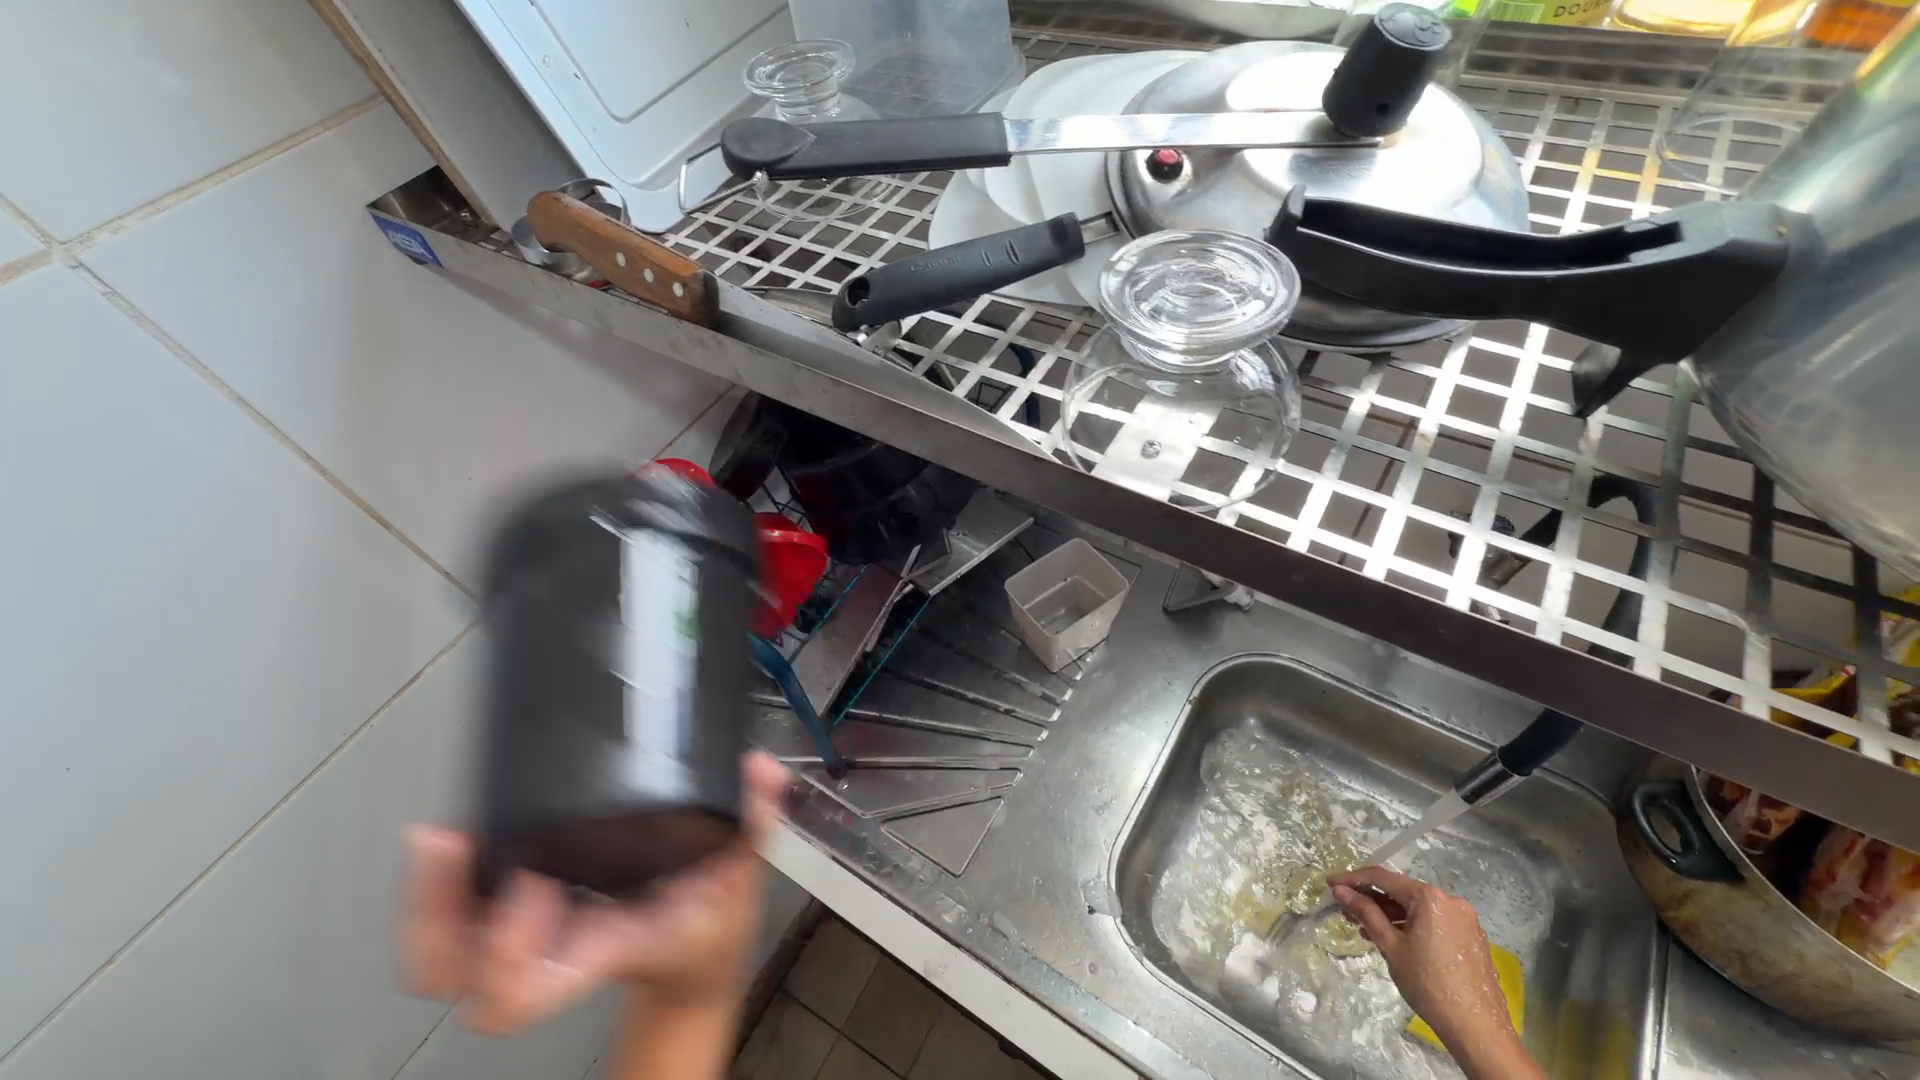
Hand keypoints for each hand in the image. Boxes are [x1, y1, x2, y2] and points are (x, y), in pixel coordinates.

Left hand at [404, 751, 789, 1034]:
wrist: (695, 959)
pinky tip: (454, 835)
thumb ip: (754, 820)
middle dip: (442, 919)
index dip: (509, 948)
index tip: (538, 880)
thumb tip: (758, 769)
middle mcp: (556, 950)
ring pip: (442, 955)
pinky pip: (460, 918)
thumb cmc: (712, 926)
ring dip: (427, 901)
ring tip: (441, 837)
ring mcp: (534, 935)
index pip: (529, 988)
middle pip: (457, 972)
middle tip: (462, 846)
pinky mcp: (525, 911)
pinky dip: (441, 887)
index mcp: (605, 947)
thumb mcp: (744, 876)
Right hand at [1328, 867, 1514, 1052]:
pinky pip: (1432, 921)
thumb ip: (1365, 913)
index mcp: (1430, 897)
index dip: (1352, 879)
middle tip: (1346, 912)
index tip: (1330, 884)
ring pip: (1417, 908)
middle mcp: (1450, 900)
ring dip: (1389, 915)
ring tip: (1366, 931)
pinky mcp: (1470, 936)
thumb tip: (1340, 890)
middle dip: (1371, 900)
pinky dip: (1410, 925)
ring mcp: (1464, 919)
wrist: (1477, 1028)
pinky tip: (1394, 940)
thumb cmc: (1428, 983)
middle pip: (1401, 891)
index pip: (1383, 878)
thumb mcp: (1391, 946)